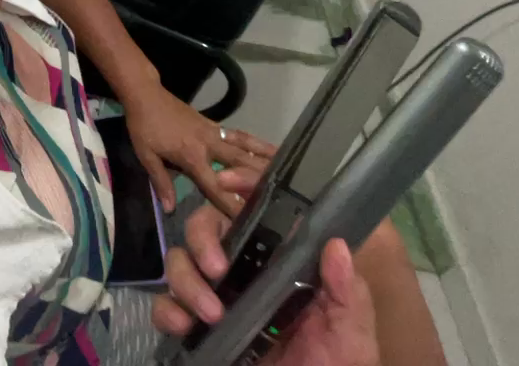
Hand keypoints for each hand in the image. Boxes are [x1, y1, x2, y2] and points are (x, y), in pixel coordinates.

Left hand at [122, 86, 276, 211]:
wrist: (145, 93)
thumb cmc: (144, 125)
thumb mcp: (146, 154)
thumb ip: (161, 182)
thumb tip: (170, 210)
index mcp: (192, 156)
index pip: (217, 187)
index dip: (232, 206)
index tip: (251, 223)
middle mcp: (210, 144)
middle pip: (241, 166)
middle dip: (260, 184)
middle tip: (282, 203)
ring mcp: (214, 132)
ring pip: (246, 148)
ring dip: (267, 160)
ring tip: (291, 174)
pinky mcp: (214, 124)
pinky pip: (239, 137)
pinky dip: (256, 144)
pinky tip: (271, 150)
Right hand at [152, 193, 379, 365]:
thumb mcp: (352, 338)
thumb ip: (349, 295)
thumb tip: (336, 242)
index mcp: (276, 262)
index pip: (250, 212)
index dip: (234, 189)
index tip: (226, 181)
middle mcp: (240, 272)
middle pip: (203, 228)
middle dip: (200, 240)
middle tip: (216, 269)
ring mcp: (214, 297)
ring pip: (178, 261)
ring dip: (185, 279)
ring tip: (211, 313)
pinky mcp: (194, 326)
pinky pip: (165, 305)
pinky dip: (166, 309)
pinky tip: (182, 324)